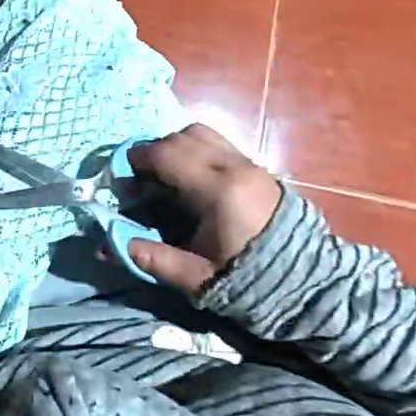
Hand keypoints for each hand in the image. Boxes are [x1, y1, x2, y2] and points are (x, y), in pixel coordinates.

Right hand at [124, 125, 281, 293]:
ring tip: (165, 176)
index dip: (137, 161)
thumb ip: (153, 258)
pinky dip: (196, 150)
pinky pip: (218, 143)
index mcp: (217, 190)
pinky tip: (190, 177)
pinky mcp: (257, 167)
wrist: (304, 281)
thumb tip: (111, 245)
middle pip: (181, 137)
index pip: (166, 155)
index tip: (122, 179)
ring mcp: (248, 163)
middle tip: (139, 180)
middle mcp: (233, 166)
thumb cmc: (247, 280)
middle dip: (154, 152)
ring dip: (176, 147)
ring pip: (201, 133)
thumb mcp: (196, 277)